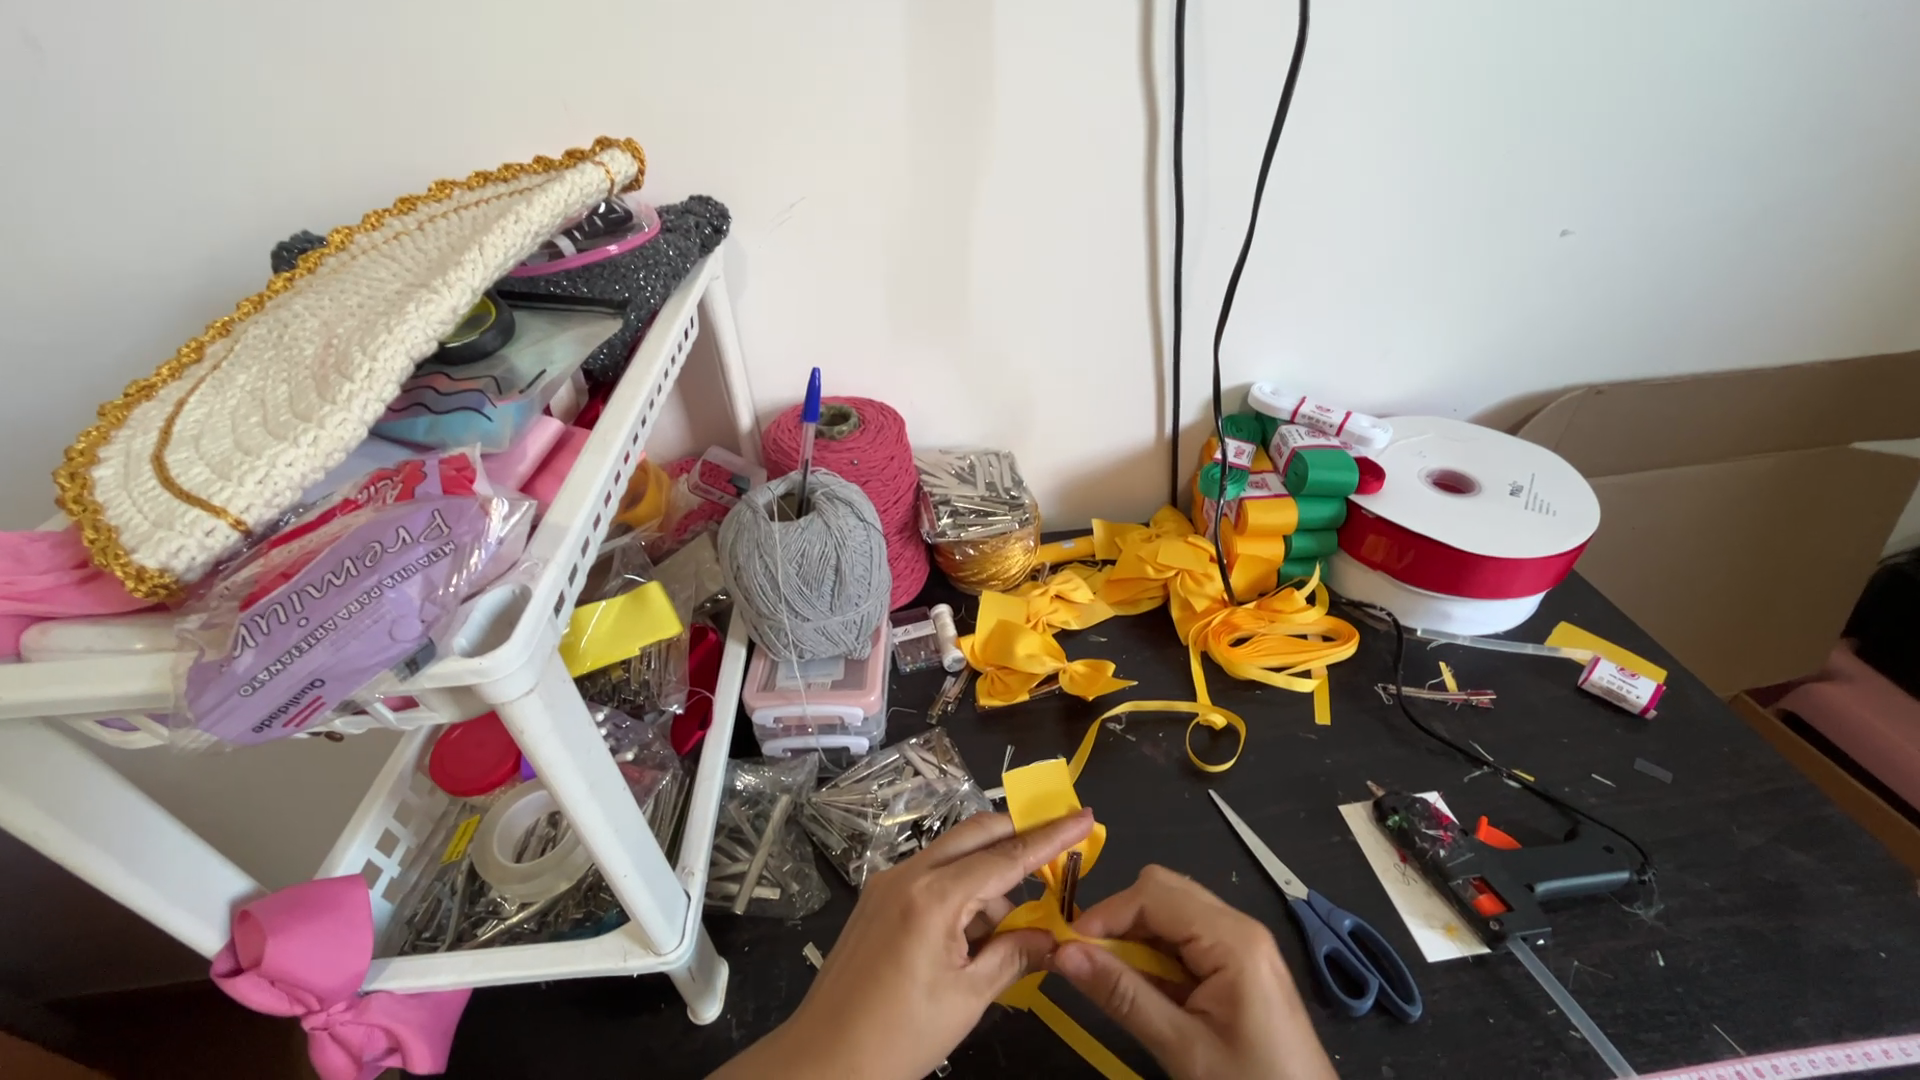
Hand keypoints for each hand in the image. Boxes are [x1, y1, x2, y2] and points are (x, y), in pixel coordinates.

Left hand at [714, 809, 1094, 1079]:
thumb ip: (1014, 956)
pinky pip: (931, 874)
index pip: (1005, 856)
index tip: (1083, 816)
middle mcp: (909, 873)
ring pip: (953, 853)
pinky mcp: (877, 897)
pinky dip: (962, 887)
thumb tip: (1054, 938)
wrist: (821, 1060)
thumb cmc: (899, 1036)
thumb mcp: (967, 999)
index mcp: (934, 896)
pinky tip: (977, 928)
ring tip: (1017, 921)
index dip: (1049, 838)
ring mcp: (887, 882)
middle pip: (976, 833)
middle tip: (1060, 844)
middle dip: (1019, 834)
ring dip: (990, 870)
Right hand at [1051, 865, 1335, 1079]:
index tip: (1069, 947)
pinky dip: (1156, 953)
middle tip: (1092, 962)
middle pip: (1162, 890)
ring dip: (1136, 936)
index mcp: (1232, 938)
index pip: (1152, 893)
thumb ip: (1123, 996)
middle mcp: (1238, 926)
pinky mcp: (1240, 963)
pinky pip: (1185, 937)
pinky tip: (1147, 990)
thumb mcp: (1183, 1049)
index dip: (1106, 913)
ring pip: (1170, 910)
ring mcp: (1242, 943)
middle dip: (1120, 919)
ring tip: (1116, 979)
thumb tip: (1063, 953)